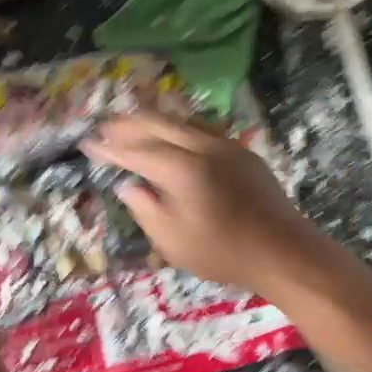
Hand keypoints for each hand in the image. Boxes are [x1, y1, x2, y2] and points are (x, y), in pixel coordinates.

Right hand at [82, 112, 324, 293]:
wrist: (283, 251)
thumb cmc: (223, 253)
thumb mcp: (173, 242)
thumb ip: (146, 209)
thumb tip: (128, 186)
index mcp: (182, 170)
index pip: (137, 151)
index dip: (110, 148)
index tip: (88, 143)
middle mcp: (204, 147)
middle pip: (160, 123)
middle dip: (129, 123)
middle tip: (106, 126)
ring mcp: (227, 146)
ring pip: (184, 120)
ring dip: (155, 119)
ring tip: (134, 121)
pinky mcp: (243, 152)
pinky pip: (204, 128)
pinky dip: (181, 125)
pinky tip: (176, 131)